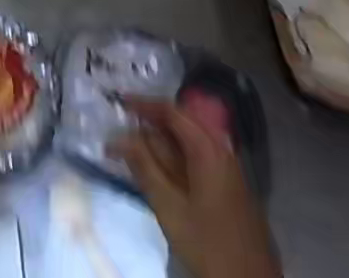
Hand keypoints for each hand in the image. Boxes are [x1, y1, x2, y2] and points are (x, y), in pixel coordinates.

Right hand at [112, 98, 281, 277]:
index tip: (119, 102)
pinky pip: (198, 158)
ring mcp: (229, 170)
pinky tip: (161, 169)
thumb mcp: (169, 207)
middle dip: (152, 121)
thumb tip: (118, 136)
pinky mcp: (230, 187)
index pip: (172, 111)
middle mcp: (221, 151)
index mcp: (208, 149)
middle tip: (124, 125)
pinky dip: (176, 156)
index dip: (144, 104)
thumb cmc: (209, 246)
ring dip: (163, 140)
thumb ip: (144, 167)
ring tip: (136, 146)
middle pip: (182, 122)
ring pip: (190, 141)